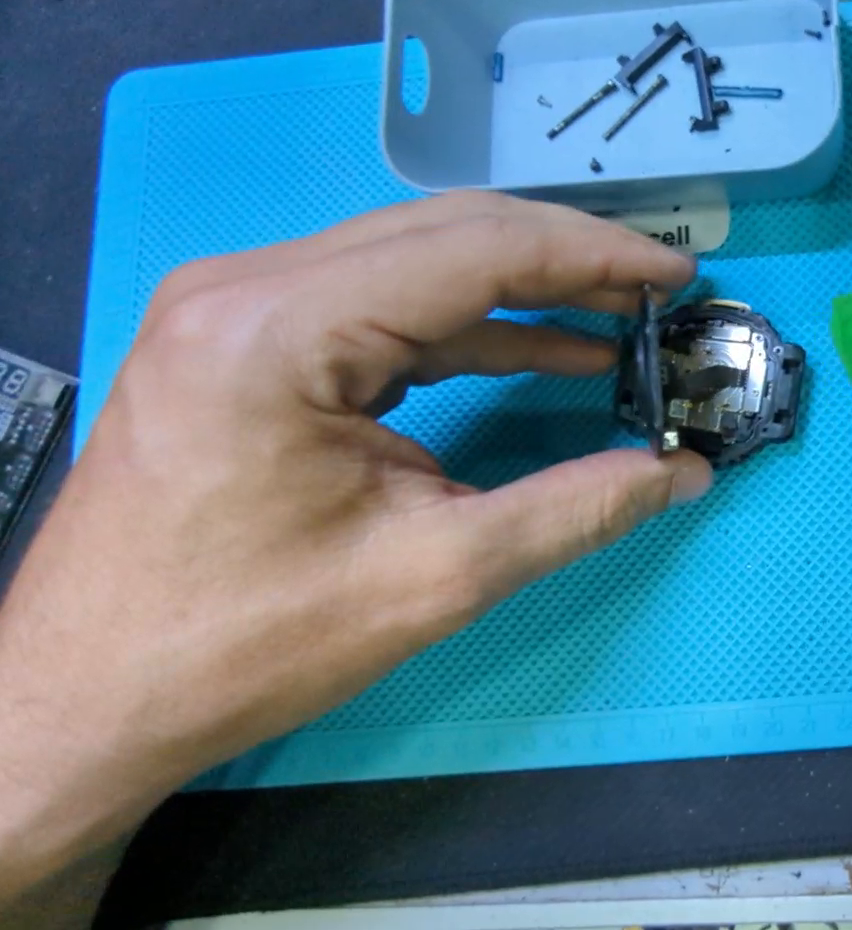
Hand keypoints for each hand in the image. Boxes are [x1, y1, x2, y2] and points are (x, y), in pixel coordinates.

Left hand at [0, 193, 710, 904]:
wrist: (81, 701)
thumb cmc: (248, 642)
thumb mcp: (442, 575)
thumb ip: (582, 508)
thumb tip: (687, 472)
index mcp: (283, 330)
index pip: (478, 251)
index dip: (595, 255)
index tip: (677, 273)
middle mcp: (253, 289)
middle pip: (454, 232)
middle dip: (574, 255)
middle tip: (662, 285)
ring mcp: (247, 309)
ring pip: (429, 258)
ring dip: (536, 283)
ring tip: (626, 308)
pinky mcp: (260, 342)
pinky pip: (400, 305)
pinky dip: (489, 322)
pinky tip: (559, 348)